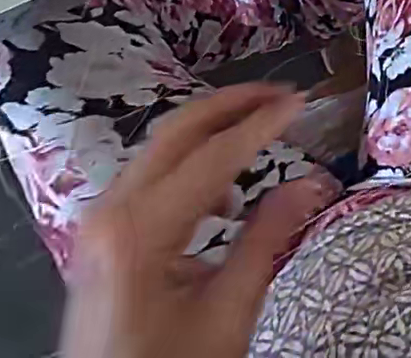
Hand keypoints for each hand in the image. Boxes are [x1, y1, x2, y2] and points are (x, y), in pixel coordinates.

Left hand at [60, 84, 339, 357]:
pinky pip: (150, 173)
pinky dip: (189, 165)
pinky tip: (222, 194)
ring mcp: (100, 213)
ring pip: (161, 145)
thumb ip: (267, 241)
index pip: (211, 156)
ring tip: (259, 129)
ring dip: (211, 130)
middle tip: (278, 92)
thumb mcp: (226, 318)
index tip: (298, 102)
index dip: (259, 124)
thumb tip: (310, 184)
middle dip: (231, 104)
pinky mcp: (103, 224)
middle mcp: (111, 206)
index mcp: (139, 230)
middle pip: (177, 130)